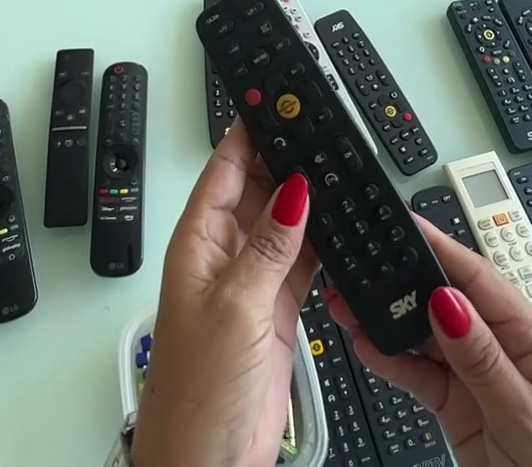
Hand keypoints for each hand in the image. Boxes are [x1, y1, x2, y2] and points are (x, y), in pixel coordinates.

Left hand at [131, 125, 317, 466]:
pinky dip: (320, 238)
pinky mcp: (277, 307)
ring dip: (304, 195)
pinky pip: (301, 257)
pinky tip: (336, 221)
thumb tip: (292, 191)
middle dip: (282, 156)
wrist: (208, 462)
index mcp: (199, 242)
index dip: (246, 132)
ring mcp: (252, 280)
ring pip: (283, 219)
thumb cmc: (195, 393)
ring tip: (330, 163)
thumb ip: (267, 246)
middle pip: (255, 186)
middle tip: (313, 125)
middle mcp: (224, 254)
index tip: (271, 101)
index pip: (223, 168)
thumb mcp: (234, 306)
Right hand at [326, 216, 531, 466]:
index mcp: (529, 337)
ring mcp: (474, 376)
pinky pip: (417, 373)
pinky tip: (364, 343)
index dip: (439, 246)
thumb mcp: (530, 417)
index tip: (403, 223)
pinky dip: (389, 358)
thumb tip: (447, 301)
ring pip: (422, 334)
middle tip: (359, 262)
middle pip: (442, 300)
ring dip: (385, 318)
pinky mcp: (455, 404)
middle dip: (401, 279)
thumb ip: (484, 361)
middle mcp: (498, 348)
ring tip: (346, 301)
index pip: (477, 278)